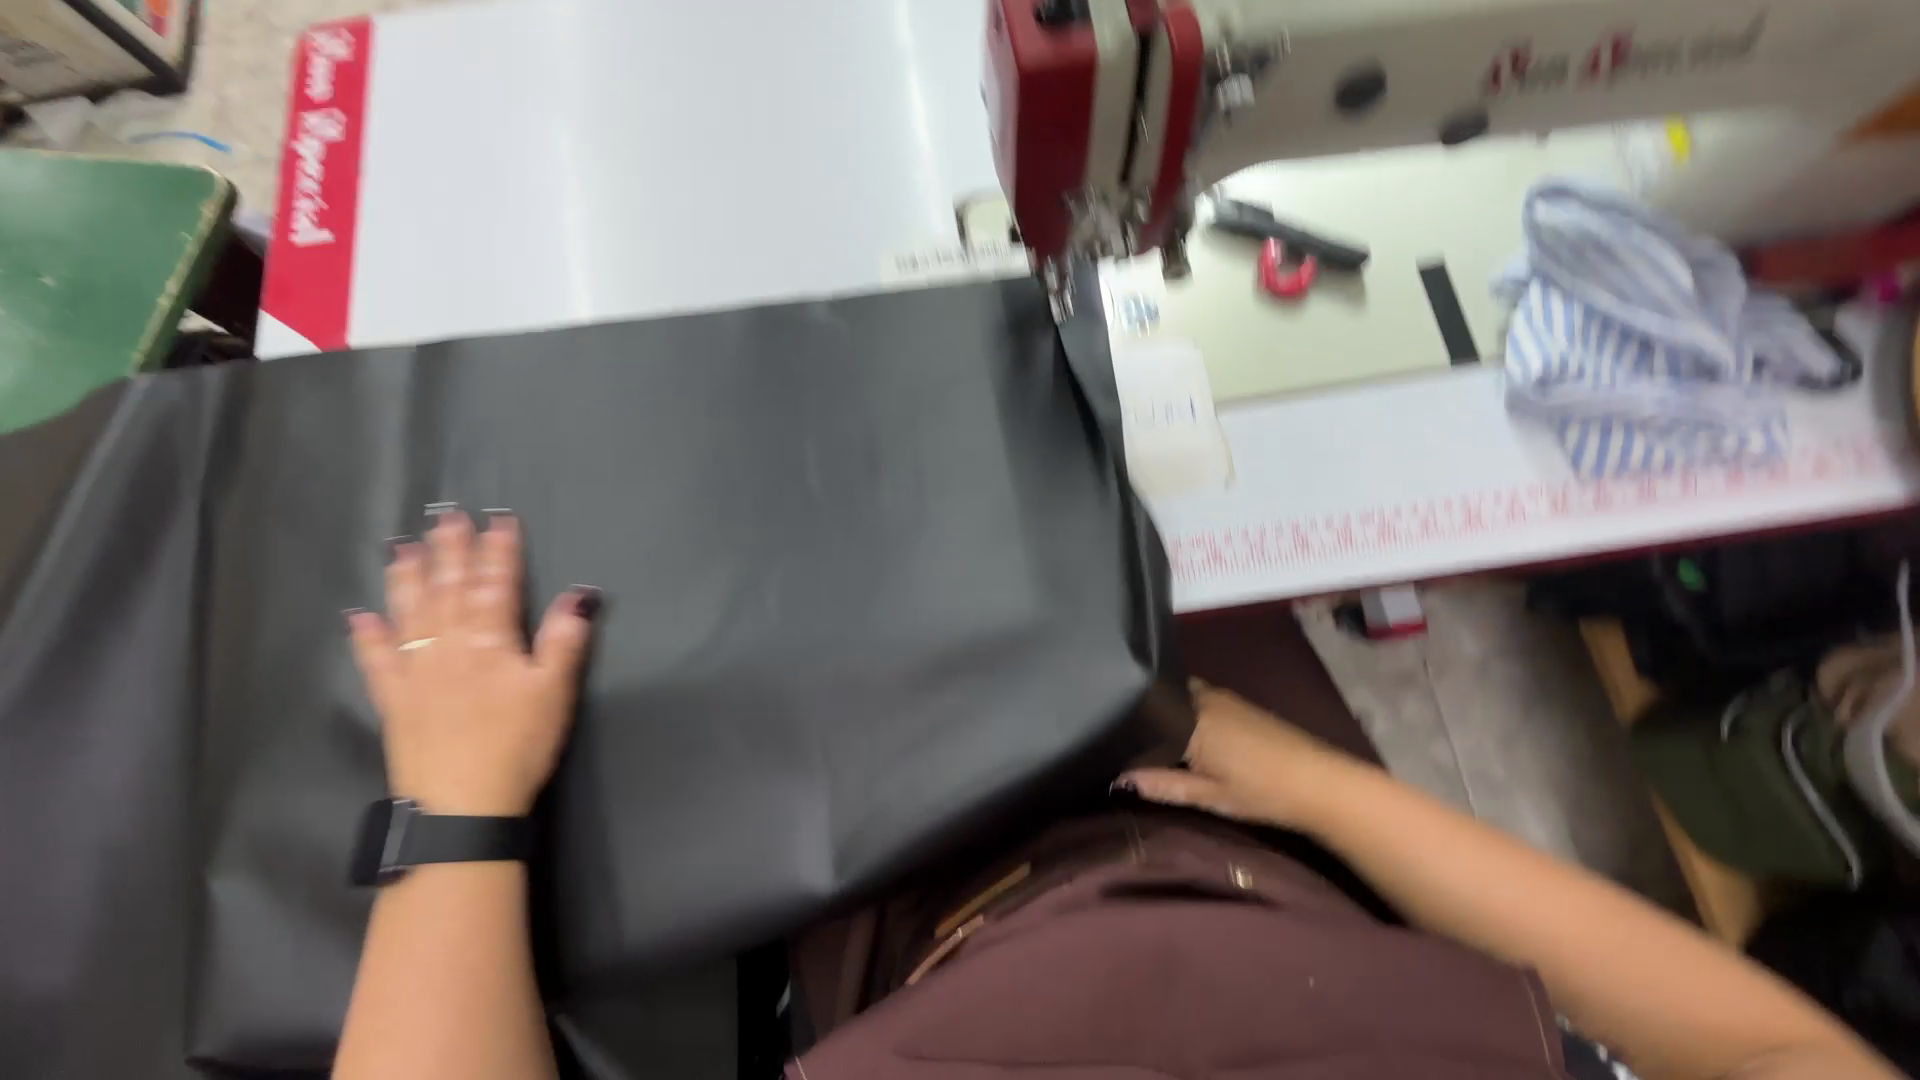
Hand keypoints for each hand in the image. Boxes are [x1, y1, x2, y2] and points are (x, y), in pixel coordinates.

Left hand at [347, 509, 599, 816]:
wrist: (462, 803)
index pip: (498, 585)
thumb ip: (563, 640)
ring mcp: (416, 671)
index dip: (499, 551)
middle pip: (451, 589)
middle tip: (446, 517)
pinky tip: (361, 615)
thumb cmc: (518, 743)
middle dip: (452, 551)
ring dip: (408, 578)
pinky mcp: (394, 700)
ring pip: (411, 613)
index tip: (498, 519)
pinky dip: (368, 636)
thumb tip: (579, 594)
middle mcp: (449, 646)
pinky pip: (376, 660)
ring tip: (404, 548)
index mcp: (492, 641)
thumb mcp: (555, 691)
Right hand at [1117, 678, 1363, 829]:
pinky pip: (1197, 698)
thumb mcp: (1207, 795)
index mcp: (1190, 717)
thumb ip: (1161, 785)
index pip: (1144, 714)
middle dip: (1144, 717)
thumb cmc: (1261, 791)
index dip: (1125, 730)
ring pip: (1179, 697)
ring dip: (1165, 713)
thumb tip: (1117, 779)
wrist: (1320, 783)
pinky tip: (1182, 735)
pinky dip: (1184, 712)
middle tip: (1124, 741)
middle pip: (1160, 700)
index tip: (1109, 745)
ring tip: (1149, 738)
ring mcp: (1222, 696)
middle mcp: (1202, 697)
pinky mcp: (1237, 702)